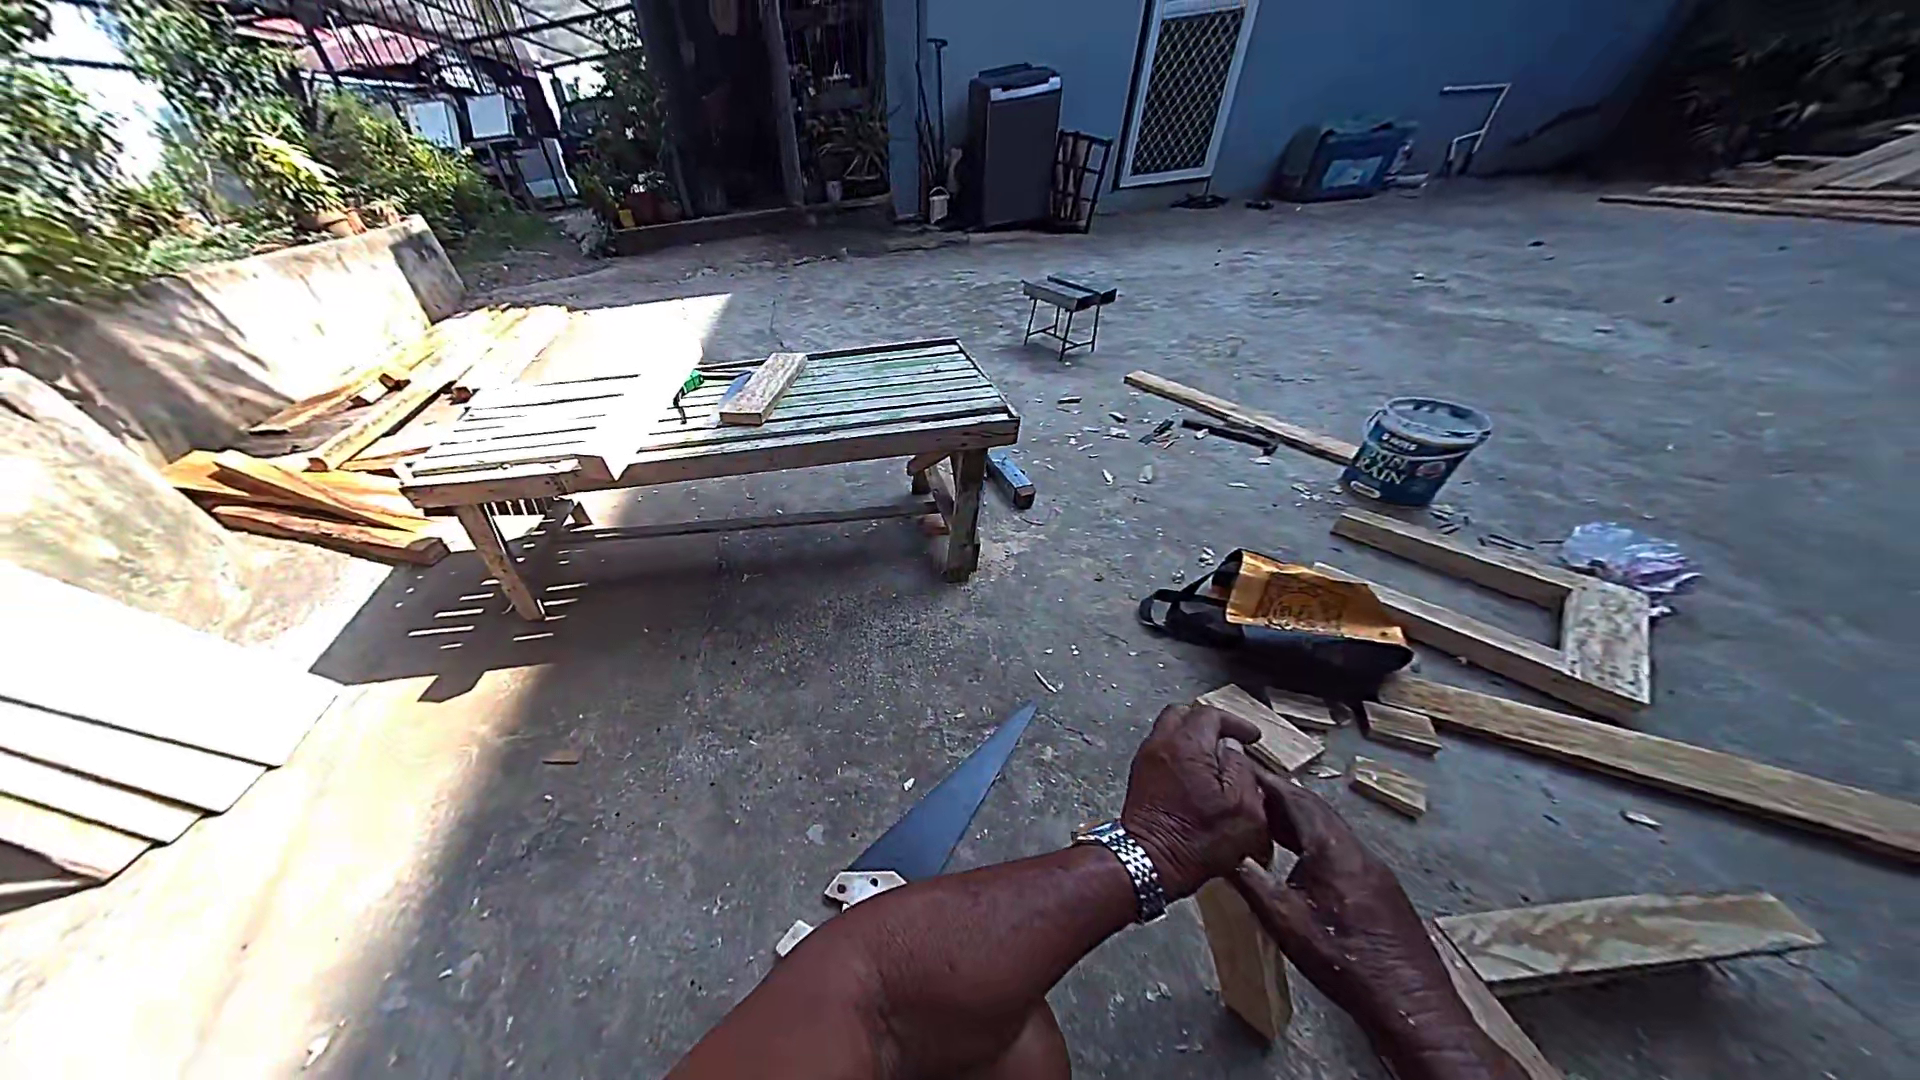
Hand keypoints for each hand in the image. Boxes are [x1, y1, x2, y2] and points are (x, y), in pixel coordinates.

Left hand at [1118, 703, 1269, 899]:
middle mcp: (1161, 743)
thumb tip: (1233, 749)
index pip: (1209, 714)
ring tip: (1214, 755)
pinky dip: (1179, 749)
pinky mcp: (1139, 773)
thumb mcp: (1242, 810)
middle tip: (1230, 738)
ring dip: (1191, 735)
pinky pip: (1160, 747)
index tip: (1252, 737)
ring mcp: (1146, 757)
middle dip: (1208, 721)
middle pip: (1182, 713)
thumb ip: (1242, 771)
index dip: (1234, 722)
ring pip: (1168, 729)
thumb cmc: (1198, 838)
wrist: (1149, 860)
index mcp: (1187, 745)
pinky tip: (1195, 771)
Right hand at [1232, 776, 1518, 1077]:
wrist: (1412, 1007)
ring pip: (1327, 827)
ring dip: (1295, 817)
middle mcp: (1355, 848)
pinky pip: (1338, 845)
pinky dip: (1311, 837)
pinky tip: (1297, 854)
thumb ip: (1249, 879)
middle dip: (1278, 794)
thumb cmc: (1342, 960)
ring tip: (1263, 817)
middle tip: (1245, 788)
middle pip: (1312, 807)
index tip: (1239, 767)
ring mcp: (1372, 867)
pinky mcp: (1380, 886)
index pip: (1294, 797)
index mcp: (1331, 847)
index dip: (1264, 779)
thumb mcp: (1284, 919)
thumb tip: (1220, 850)